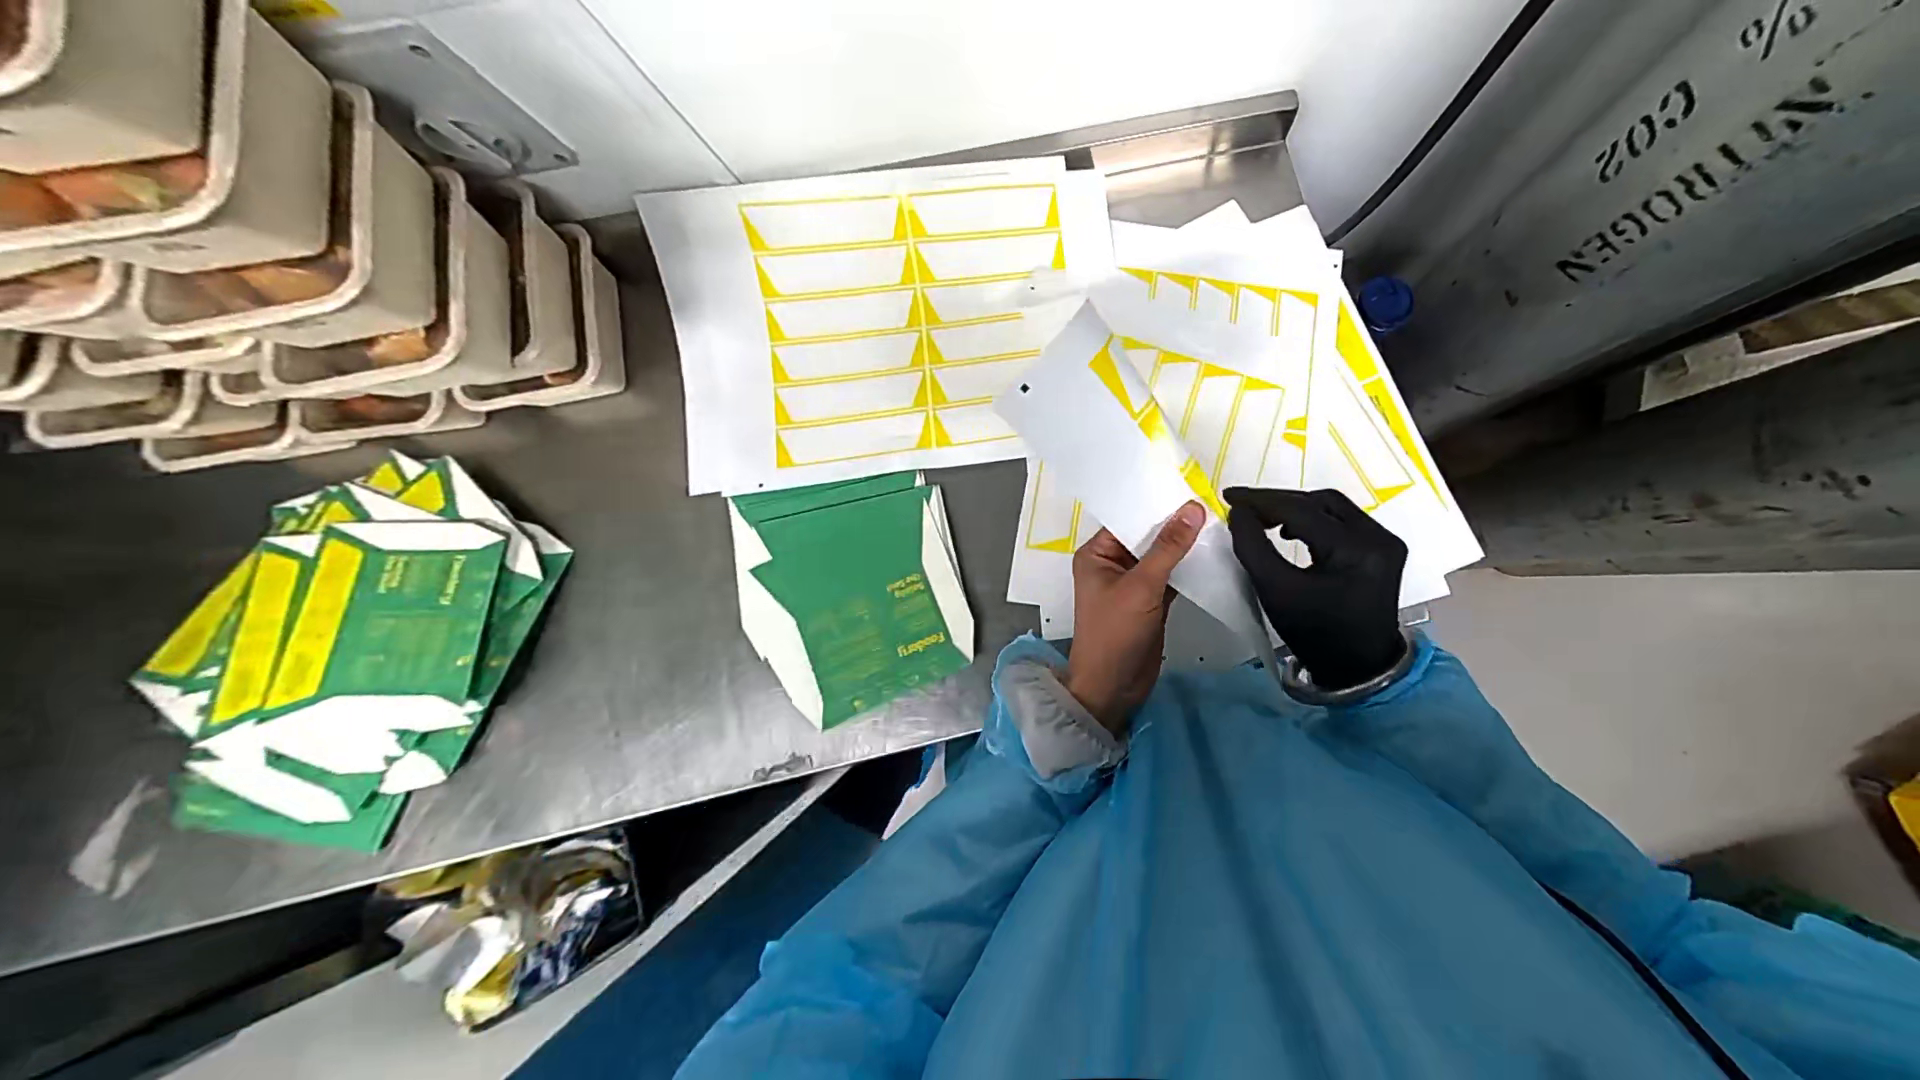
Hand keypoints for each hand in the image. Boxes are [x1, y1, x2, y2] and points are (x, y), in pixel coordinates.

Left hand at [1064, 501, 1203, 732]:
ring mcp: (1133, 584)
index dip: (1156, 507)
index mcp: (1096, 555)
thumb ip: (1168, 548)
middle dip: (1175, 526)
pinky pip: (1172, 577)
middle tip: (1212, 507)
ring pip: (1162, 557)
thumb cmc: (1115, 633)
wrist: (1113, 686)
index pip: (1128, 520)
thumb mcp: (1141, 586)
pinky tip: (1214, 556)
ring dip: (1185, 548)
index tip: (1190, 491)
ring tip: (1219, 527)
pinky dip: (1189, 570)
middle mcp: (1112, 564)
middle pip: (1147, 537)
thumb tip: (1192, 509)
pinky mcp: (1151, 601)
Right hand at [1223, 487, 1407, 690]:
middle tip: (1244, 506)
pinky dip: (1312, 520)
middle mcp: (1379, 538)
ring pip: (1332, 508)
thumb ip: (1252, 546)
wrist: (1357, 667)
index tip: (1229, 497)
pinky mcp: (1382, 549)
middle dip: (1278, 501)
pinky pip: (1342, 522)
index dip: (1261, 501)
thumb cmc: (1313, 633)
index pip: (1302, 510)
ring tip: (1263, 518)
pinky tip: (1291, 531)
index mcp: (1357, 549)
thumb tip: (1238, 513)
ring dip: (1295, 509)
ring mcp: (1385, 542)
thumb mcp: (1275, 590)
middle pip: (1321, 502)